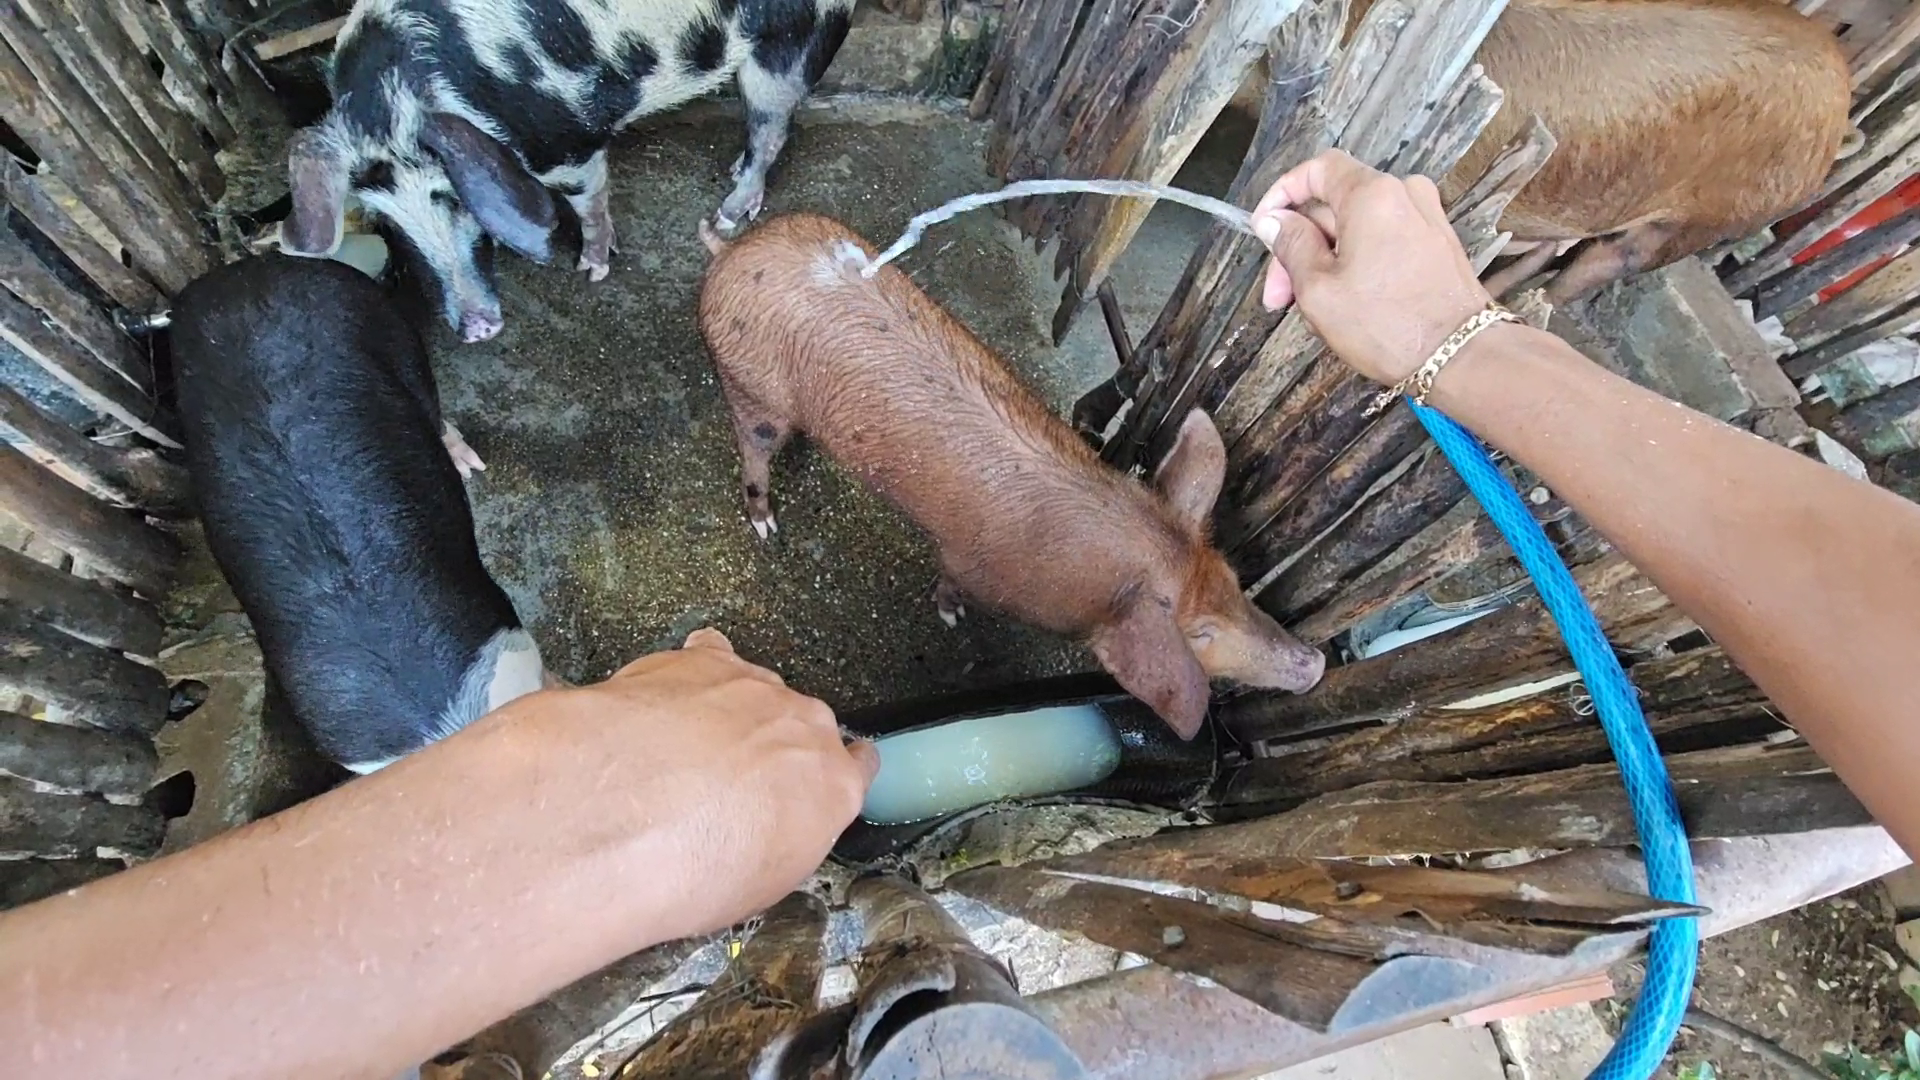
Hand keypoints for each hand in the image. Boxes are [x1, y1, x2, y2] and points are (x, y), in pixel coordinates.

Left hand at [516, 628, 876, 940]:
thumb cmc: (691, 863)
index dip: (833, 774)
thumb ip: (783, 841)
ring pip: (757, 694)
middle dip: (773, 749)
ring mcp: (760, 689)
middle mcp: (807, 726)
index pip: (858, 767)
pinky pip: (713, 654)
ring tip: (682, 754)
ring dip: (729, 716)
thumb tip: (764, 840)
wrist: (628, 815)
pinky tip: (670, 696)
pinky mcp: (709, 662)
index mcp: (834, 785)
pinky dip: (694, 675)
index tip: (813, 783)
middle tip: (727, 785)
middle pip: (804, 727)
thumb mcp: (757, 887)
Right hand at [1251, 149, 1495, 385]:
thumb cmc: (1383, 324)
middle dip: (1297, 248)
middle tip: (1276, 298)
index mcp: (1371, 195)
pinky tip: (1341, 303)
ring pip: (1352, 228)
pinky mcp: (1433, 241)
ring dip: (1321, 262)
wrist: (1457, 353)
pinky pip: (1378, 240)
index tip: (1262, 229)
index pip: (1317, 169)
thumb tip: (1273, 221)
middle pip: (1331, 206)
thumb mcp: (1317, 289)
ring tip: (1309, 310)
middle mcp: (1402, 193)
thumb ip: (1291, 246)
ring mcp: (1423, 216)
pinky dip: (1351, 264)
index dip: (1281, 194)